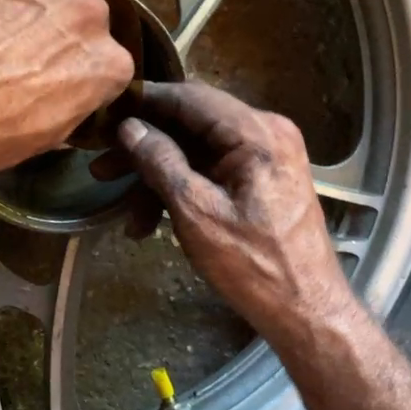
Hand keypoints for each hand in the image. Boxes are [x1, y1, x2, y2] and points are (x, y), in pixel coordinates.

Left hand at [0, 0, 133, 181]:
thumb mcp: (47, 138)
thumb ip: (73, 104)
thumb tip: (67, 98)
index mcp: (107, 60)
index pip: (109, 64)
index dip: (84, 76)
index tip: (62, 86)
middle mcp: (84, 13)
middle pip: (81, 21)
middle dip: (59, 37)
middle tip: (26, 61)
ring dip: (26, 15)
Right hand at [109, 82, 348, 328]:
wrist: (309, 312)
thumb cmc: (254, 265)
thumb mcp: (196, 212)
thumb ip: (160, 162)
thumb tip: (129, 127)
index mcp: (256, 133)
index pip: (189, 97)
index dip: (144, 102)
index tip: (104, 112)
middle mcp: (266, 133)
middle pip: (191, 125)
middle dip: (144, 148)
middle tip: (101, 167)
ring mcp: (267, 157)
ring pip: (197, 152)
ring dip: (158, 177)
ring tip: (124, 212)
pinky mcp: (264, 181)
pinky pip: (213, 172)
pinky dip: (182, 190)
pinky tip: (151, 223)